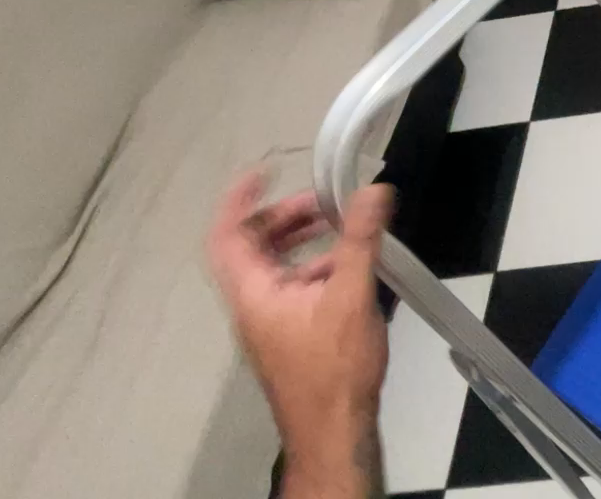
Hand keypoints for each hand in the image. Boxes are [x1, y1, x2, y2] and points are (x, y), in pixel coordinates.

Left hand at [207, 172, 394, 496]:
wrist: (336, 429)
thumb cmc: (334, 366)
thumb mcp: (351, 296)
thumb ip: (360, 240)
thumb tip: (373, 189)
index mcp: (254, 294)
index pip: (228, 238)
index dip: (239, 202)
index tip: (264, 171)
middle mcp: (255, 304)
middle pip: (251, 248)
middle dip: (284, 216)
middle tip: (322, 199)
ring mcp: (273, 320)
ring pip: (275, 266)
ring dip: (302, 238)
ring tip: (341, 223)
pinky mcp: (294, 332)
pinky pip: (294, 283)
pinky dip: (317, 262)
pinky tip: (351, 262)